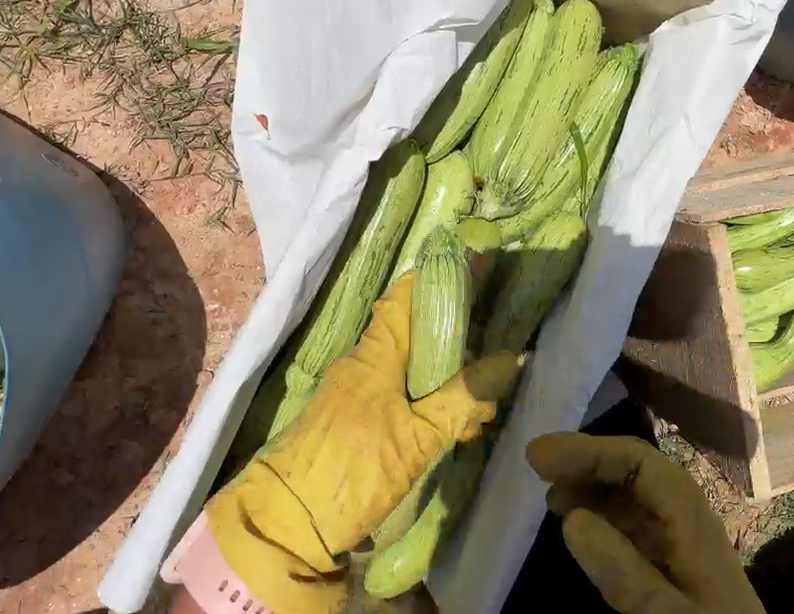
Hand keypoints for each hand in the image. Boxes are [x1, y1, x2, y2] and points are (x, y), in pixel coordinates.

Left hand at [207, 272, 521, 613]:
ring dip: (448, 379)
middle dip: (459, 340)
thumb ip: (463, 397)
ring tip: (483, 410)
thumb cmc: (353, 469)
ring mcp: (357, 391)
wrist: (284, 527)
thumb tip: (509, 360)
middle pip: (417, 332)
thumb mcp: (418, 436)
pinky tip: (455, 428)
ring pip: (412, 367)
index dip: (440, 276)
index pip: (407, 294)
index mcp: (377, 352)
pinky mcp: (354, 420)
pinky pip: (400, 394)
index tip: (478, 267)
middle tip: (496, 359)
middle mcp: (365, 362)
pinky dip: (429, 401)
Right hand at [526, 432, 765, 613]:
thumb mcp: (665, 613)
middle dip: (586, 461)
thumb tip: (572, 517)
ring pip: (633, 495)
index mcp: (689, 513)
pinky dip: (604, 517)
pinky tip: (582, 528)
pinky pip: (636, 523)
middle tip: (538, 468)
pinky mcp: (679, 565)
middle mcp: (687, 515)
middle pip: (634, 470)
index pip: (635, 460)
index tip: (539, 456)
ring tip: (552, 497)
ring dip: (592, 487)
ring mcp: (684, 540)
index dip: (587, 450)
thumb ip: (622, 570)